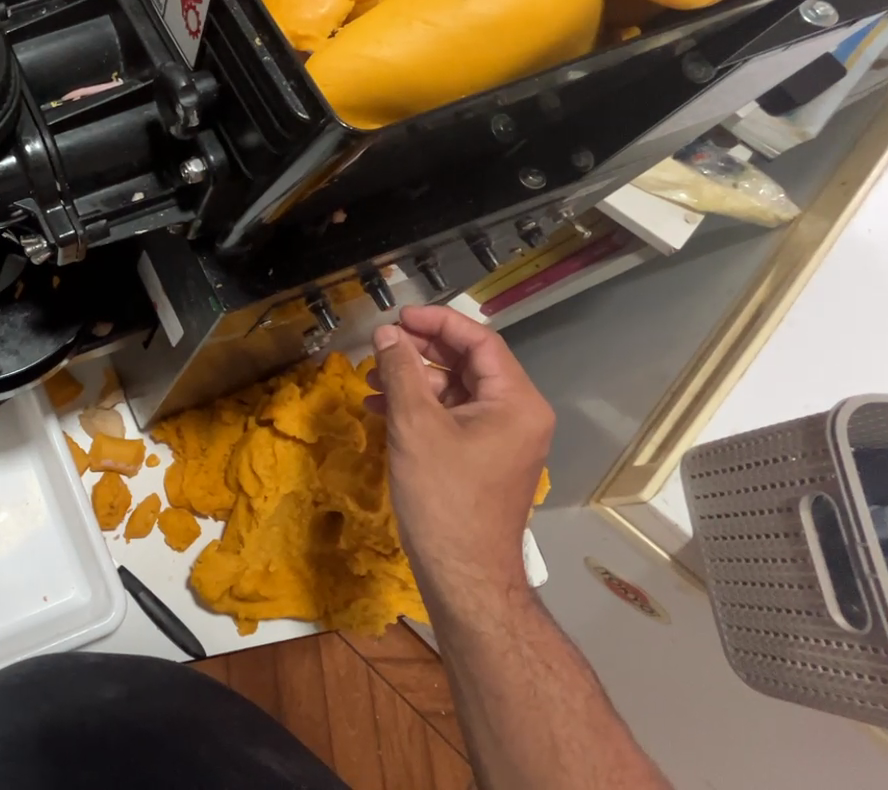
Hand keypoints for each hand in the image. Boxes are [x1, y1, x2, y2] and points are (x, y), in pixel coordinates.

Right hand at [366, 305, 552, 597]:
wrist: (462, 570)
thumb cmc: (443, 495)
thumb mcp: (415, 425)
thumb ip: (401, 371)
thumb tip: (386, 334)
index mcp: (516, 401)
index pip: (479, 341)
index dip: (437, 322)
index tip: (397, 317)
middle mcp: (516, 414)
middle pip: (467, 363)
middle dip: (419, 351)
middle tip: (378, 346)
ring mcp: (500, 438)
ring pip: (454, 390)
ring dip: (412, 380)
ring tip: (371, 379)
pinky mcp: (481, 457)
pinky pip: (450, 416)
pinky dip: (417, 407)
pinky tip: (380, 408)